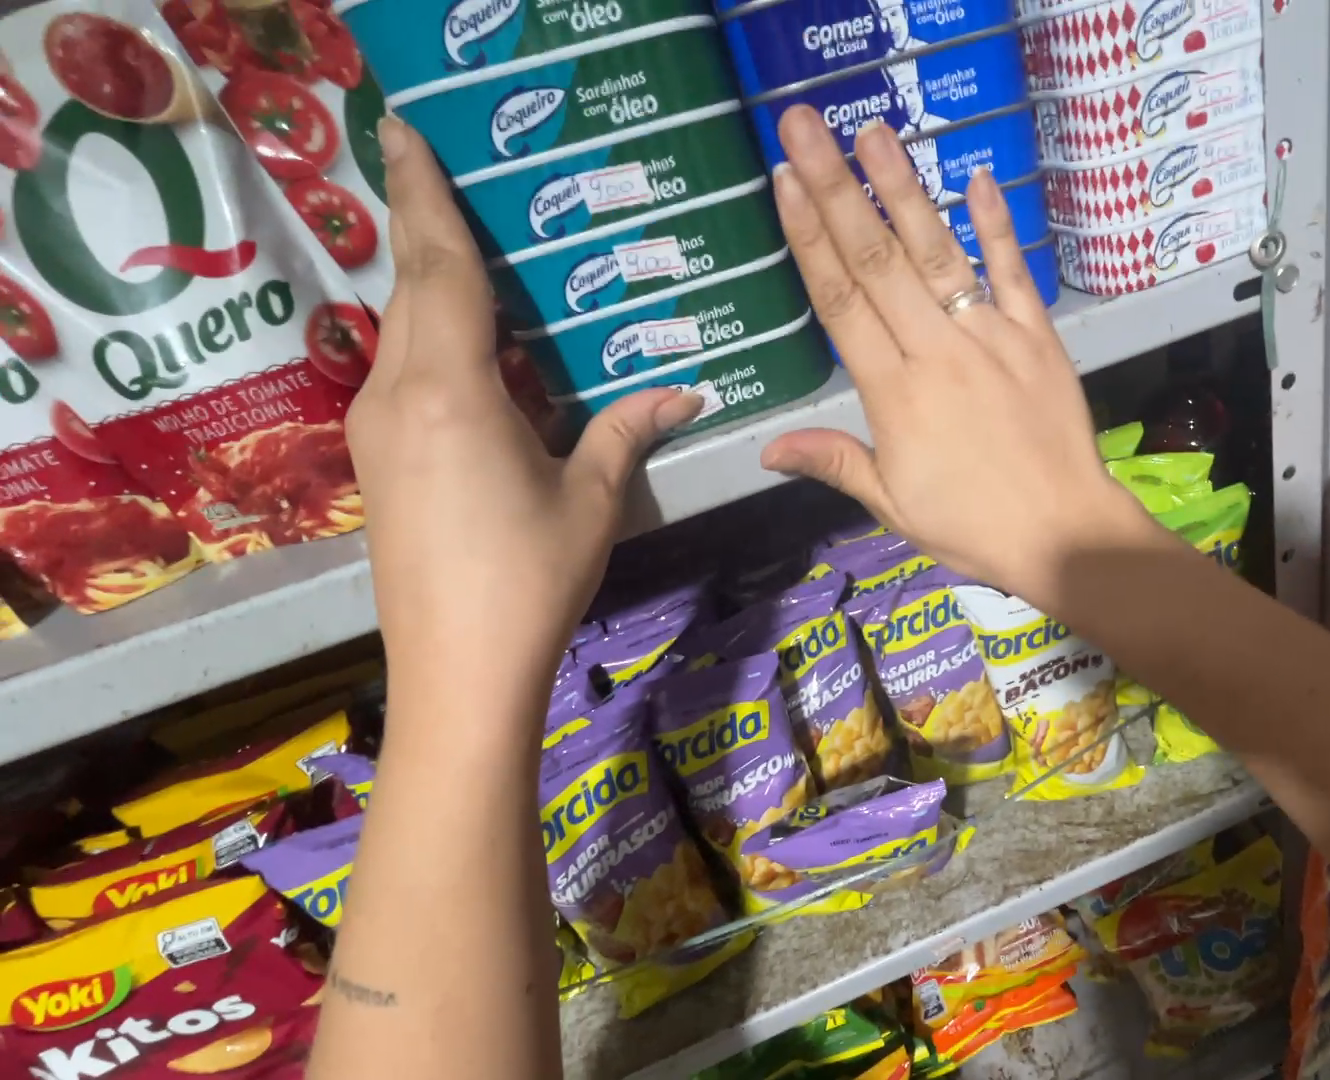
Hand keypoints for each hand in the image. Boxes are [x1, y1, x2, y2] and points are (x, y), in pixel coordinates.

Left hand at [348, 118, 699, 696]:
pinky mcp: (379, 465)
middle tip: (442, 175)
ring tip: (474, 264)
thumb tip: (685, 393)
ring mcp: (377, 432)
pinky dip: (435, 347)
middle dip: (425, 231)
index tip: (403, 129)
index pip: (440, 271)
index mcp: (450, 390)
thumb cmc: (532, 573)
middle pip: (413, 293)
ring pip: (404, 337)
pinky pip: (405, 379)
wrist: (458, 666)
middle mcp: (397, 396)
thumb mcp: (594, 498)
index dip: (425, 196)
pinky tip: (475, 359)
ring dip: (433, 293)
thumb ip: (627, 430)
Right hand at [760, 109, 1150, 604]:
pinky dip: (998, 227)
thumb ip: (836, 463)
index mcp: (894, 394)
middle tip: (805, 122)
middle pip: (879, 261)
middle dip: (837, 188)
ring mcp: (993, 337)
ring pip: (940, 254)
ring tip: (873, 131)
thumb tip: (767, 449)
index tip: (784, 178)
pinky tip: (976, 178)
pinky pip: (1015, 274)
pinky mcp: (1039, 338)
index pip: (841, 302)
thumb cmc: (973, 527)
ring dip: (904, 190)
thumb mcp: (894, 506)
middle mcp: (937, 351)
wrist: (1065, 534)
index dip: (809, 238)